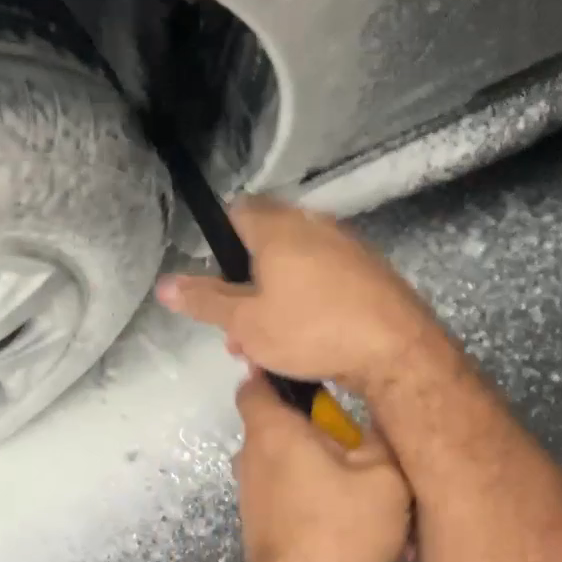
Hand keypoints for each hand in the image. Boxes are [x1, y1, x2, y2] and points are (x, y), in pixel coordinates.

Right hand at [157, 197, 440, 394]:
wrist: (396, 351)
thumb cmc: (310, 332)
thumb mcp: (245, 323)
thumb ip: (204, 301)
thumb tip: (164, 284)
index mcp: (278, 229)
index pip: (239, 210)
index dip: (220, 239)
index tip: (214, 278)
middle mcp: (314, 226)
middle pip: (267, 239)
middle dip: (245, 278)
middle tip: (236, 322)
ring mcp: (347, 246)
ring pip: (295, 262)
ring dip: (273, 295)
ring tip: (265, 341)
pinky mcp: (370, 271)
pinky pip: (324, 275)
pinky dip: (306, 299)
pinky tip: (304, 337)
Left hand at [233, 372, 411, 561]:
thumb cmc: (339, 530)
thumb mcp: (384, 477)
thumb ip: (378, 434)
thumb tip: (372, 413)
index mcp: (270, 431)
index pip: (256, 382)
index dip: (279, 372)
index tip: (313, 373)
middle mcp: (249, 453)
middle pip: (278, 421)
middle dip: (316, 423)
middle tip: (359, 433)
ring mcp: (249, 486)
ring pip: (286, 457)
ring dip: (320, 462)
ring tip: (364, 480)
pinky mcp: (258, 513)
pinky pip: (287, 486)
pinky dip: (313, 489)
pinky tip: (350, 510)